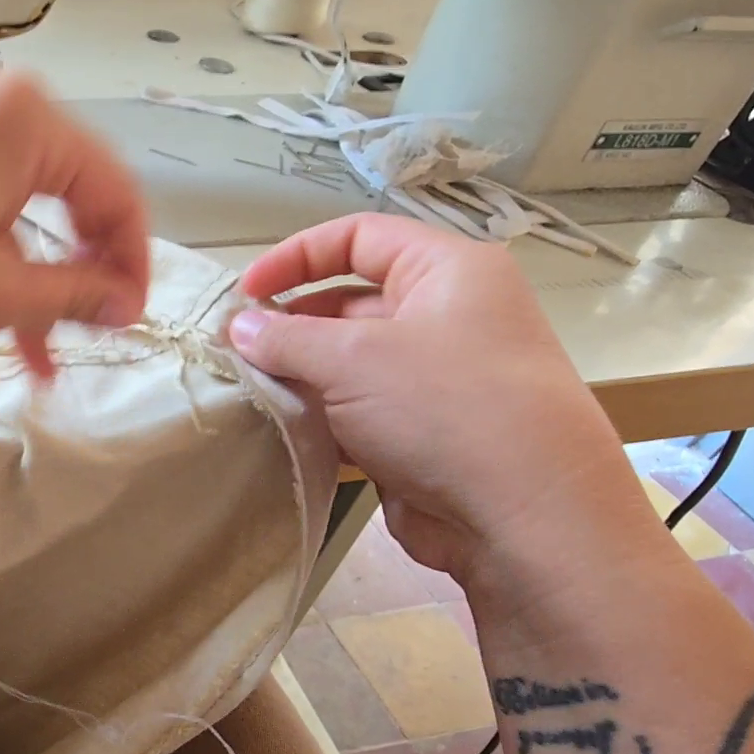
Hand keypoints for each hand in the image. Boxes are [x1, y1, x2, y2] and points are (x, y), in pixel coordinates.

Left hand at [0, 72, 148, 377]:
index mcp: (25, 123)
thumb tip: (124, 304)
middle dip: (67, 290)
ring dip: (16, 302)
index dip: (130, 265)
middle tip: (80, 344)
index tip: (128, 321)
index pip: (112, 192)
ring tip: (23, 370)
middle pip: (58, 209)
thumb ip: (72, 296)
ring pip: (4, 228)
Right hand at [230, 214, 655, 585]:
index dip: (296, 257)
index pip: (359, 238)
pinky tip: (278, 430)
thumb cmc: (443, 408)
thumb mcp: (353, 359)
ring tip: (248, 394)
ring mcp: (432, 378)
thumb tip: (238, 327)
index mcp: (445, 273)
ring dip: (298, 376)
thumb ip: (286, 338)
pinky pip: (354, 410)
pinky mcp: (417, 431)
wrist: (520, 515)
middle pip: (347, 303)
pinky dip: (317, 416)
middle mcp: (443, 317)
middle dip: (288, 326)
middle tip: (234, 355)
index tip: (244, 295)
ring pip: (346, 363)